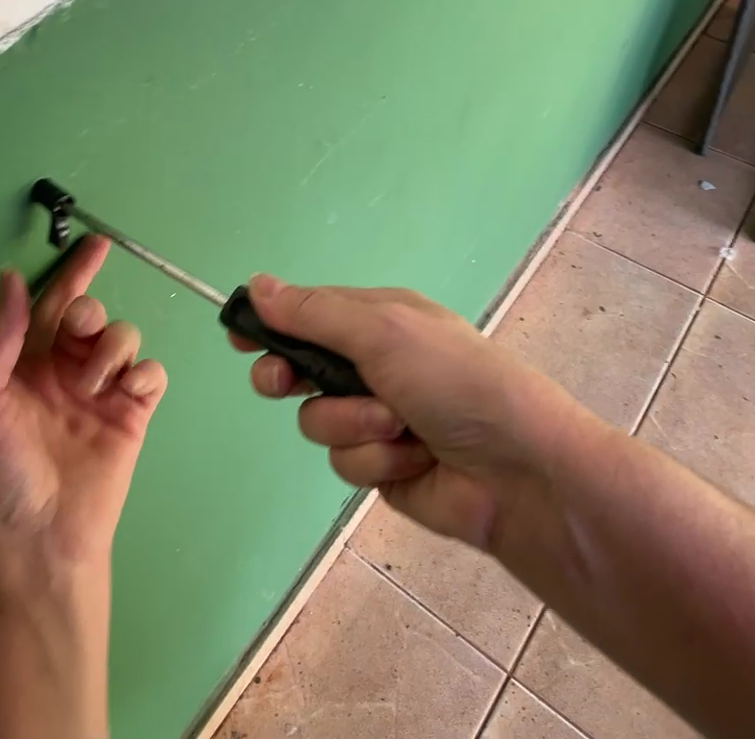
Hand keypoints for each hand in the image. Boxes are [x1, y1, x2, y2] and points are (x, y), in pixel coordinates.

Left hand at [0, 235, 166, 567]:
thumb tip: (11, 277)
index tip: (97, 243)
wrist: (35, 536)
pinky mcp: (133, 414)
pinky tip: (126, 391)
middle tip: (78, 334)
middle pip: (91, 314)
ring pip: (124, 336)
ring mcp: (102, 393)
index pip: (51, 305)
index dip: (73, 272)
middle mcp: (65, 371)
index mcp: (24, 365)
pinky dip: (143, 371)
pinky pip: (152, 372)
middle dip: (89, 311)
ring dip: (112, 347)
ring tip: (93, 384)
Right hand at [236, 275, 591, 556]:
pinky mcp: (381, 465)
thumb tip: (256, 284)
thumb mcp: (383, 331)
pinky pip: (346, 460)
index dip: (270, 323)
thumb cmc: (453, 380)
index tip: (236, 334)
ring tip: (398, 425)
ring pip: (318, 420)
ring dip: (353, 424)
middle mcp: (374, 365)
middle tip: (284, 383)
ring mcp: (377, 417)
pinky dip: (376, 458)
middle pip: (300, 369)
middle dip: (291, 378)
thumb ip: (314, 313)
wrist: (517, 470)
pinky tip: (412, 458)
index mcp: (379, 321)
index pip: (308, 313)